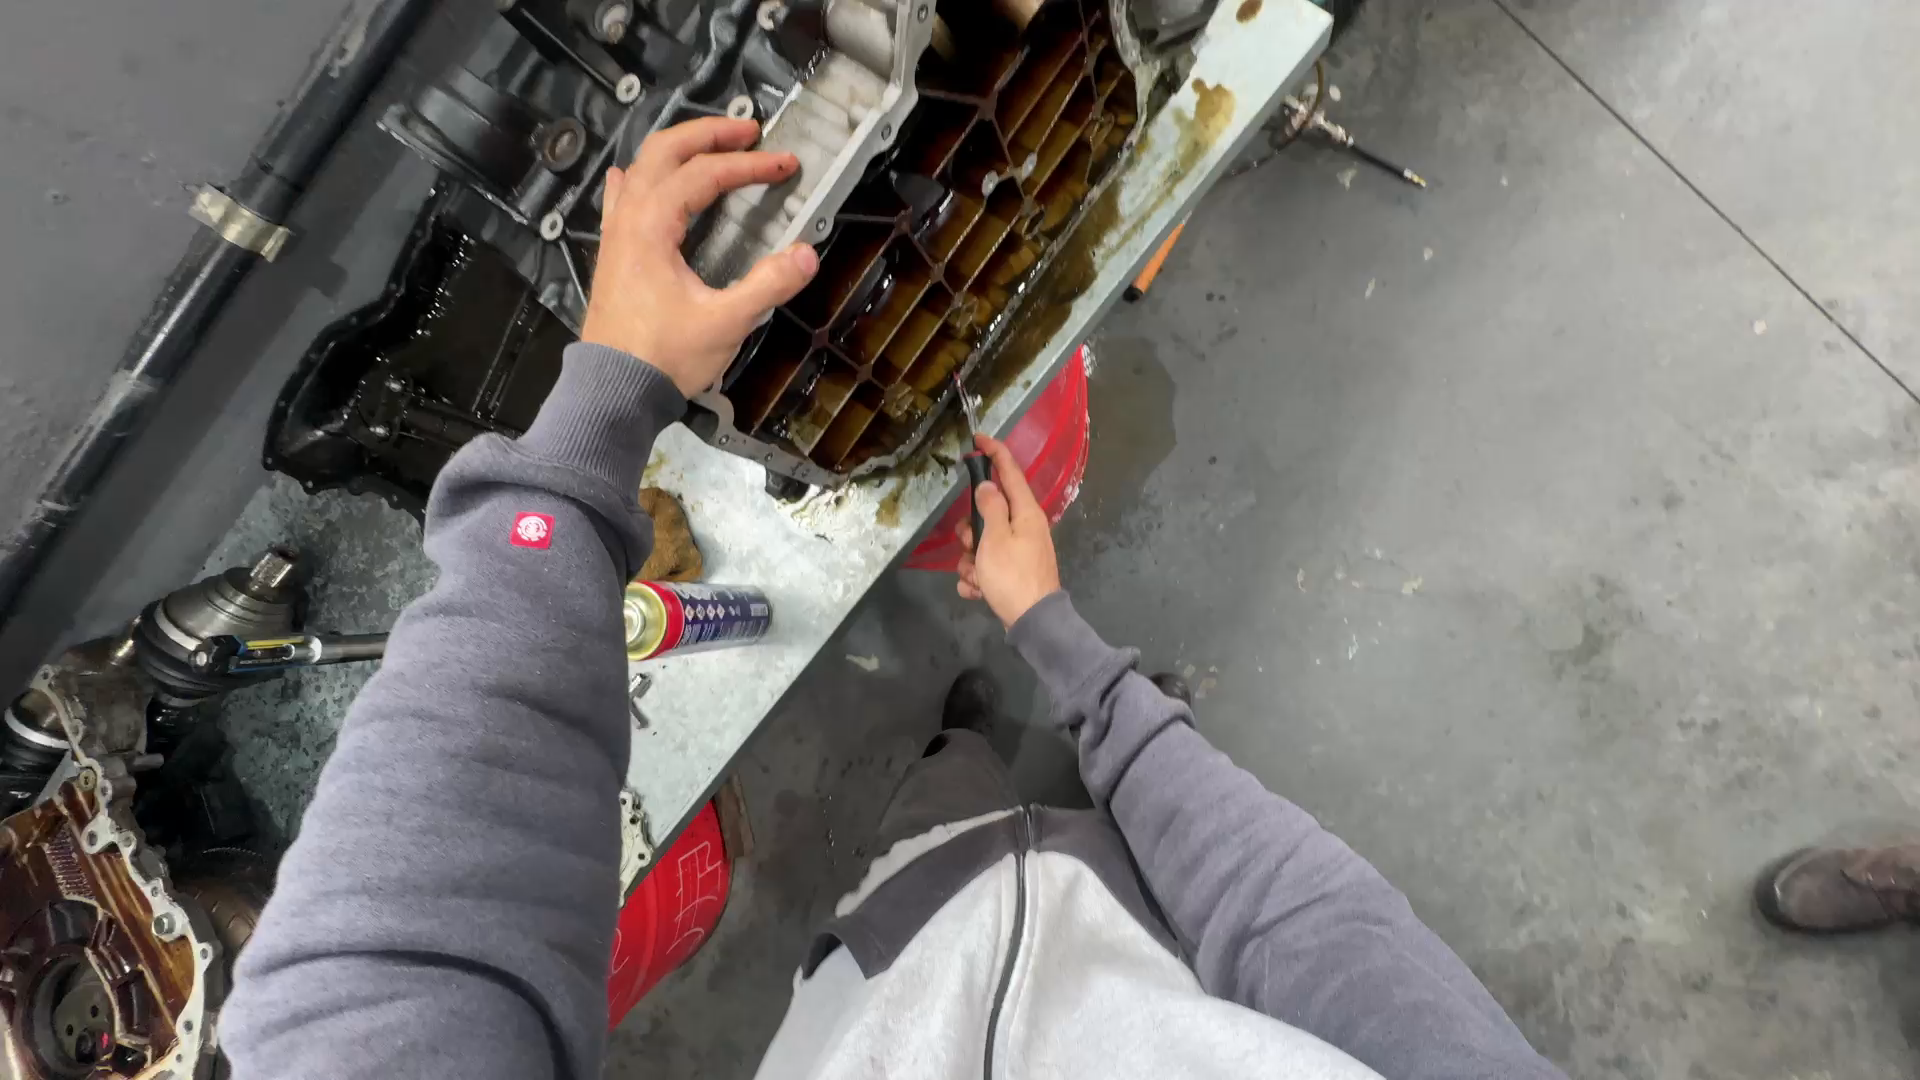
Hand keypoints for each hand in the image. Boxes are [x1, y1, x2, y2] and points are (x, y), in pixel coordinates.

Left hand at [581, 117, 819, 396]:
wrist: (615, 388)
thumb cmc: (667, 356)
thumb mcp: (725, 323)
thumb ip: (767, 285)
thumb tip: (807, 254)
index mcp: (653, 225)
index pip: (705, 175)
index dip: (750, 165)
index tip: (786, 165)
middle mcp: (629, 217)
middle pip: (665, 152)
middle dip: (709, 135)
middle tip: (749, 132)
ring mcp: (616, 234)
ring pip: (642, 168)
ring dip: (679, 150)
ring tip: (711, 148)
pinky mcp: (614, 254)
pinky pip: (621, 198)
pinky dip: (639, 178)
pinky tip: (635, 176)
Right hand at [956, 433, 1061, 627]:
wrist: (1032, 622)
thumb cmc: (1013, 576)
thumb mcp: (995, 538)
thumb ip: (990, 507)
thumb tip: (988, 485)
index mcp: (1026, 513)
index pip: (1010, 472)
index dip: (994, 452)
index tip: (978, 439)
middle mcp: (1025, 527)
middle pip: (987, 513)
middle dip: (970, 531)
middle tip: (969, 545)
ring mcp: (1019, 551)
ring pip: (982, 543)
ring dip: (970, 560)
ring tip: (976, 577)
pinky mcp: (1012, 573)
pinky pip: (986, 567)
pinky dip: (978, 578)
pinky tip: (979, 590)